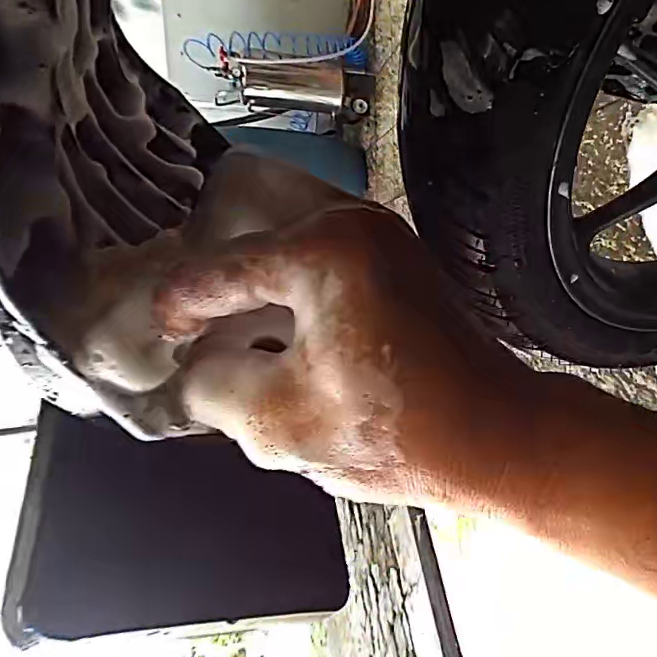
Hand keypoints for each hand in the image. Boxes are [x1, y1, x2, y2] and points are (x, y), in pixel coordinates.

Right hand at [150, 200, 538, 506]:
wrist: (494, 433)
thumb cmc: (408, 432)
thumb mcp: (280, 423)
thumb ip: (213, 388)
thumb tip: (195, 369)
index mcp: (324, 253)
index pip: (215, 270)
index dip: (176, 307)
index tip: (162, 332)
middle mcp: (356, 225)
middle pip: (248, 223)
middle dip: (210, 269)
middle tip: (185, 313)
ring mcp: (383, 235)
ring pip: (287, 226)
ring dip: (251, 266)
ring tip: (226, 318)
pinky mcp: (398, 255)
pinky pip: (323, 243)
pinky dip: (290, 271)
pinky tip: (278, 317)